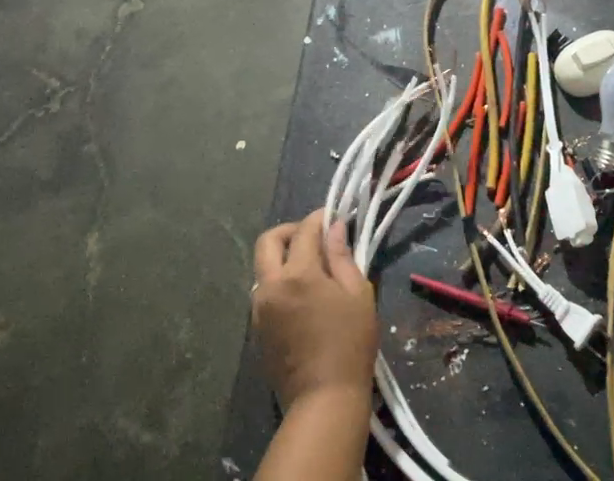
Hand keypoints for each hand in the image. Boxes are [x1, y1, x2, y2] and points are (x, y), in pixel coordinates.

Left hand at [252, 209, 378, 409]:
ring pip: (263, 268)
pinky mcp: (256, 328)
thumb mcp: (357, 294)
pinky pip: (264, 292)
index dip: (320, 217)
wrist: (323, 397)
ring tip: (312, 269)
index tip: (334, 215)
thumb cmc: (350, 343)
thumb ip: (343, 257)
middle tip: (313, 237)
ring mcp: (259, 309)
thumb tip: (335, 227)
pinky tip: (303, 296)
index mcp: (297, 275)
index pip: (304, 231)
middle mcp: (270, 286)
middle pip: (267, 242)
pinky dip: (280, 282)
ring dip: (283, 258)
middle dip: (290, 231)